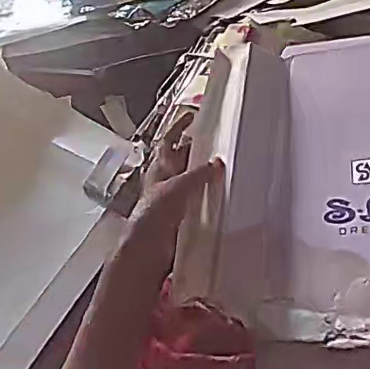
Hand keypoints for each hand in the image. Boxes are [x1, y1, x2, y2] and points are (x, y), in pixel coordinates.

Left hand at [121, 114, 220, 264]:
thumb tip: (216, 163)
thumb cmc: (153, 215)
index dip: (178, 127)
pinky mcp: (180, 216)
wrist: (146, 251)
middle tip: (215, 142)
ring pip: (190, 179)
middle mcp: (164, 180)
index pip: (169, 140)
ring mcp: (171, 199)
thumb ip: (199, 174)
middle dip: (196, 150)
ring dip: (203, 173)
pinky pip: (196, 199)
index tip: (191, 116)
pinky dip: (206, 194)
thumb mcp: (178, 186)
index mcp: (159, 167)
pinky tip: (218, 194)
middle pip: (181, 159)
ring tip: (223, 166)